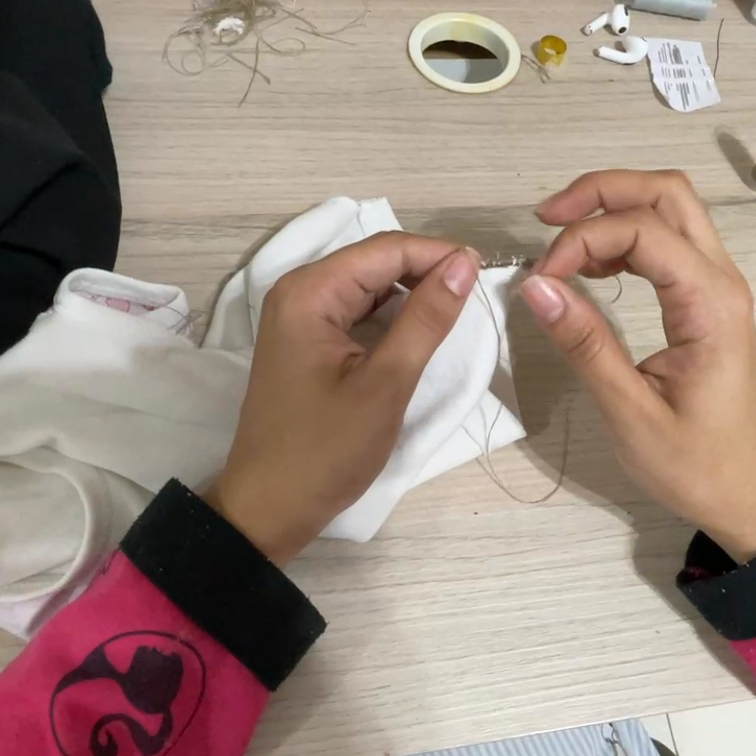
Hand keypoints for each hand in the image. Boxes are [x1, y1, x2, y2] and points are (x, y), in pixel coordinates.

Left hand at [209, 233, 478, 563]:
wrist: (270, 506)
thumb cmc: (327, 449)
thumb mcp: (386, 383)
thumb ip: (426, 319)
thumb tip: (463, 265)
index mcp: (310, 292)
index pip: (385, 249)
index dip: (438, 254)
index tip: (485, 271)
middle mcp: (299, 292)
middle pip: (374, 261)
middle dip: (425, 271)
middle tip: (474, 295)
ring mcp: (299, 317)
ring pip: (367, 286)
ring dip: (410, 293)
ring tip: (454, 312)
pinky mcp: (306, 341)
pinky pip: (356, 312)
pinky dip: (390, 316)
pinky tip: (418, 330)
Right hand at [520, 170, 755, 561]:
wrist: (746, 494)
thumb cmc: (693, 464)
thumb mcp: (629, 411)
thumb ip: (584, 343)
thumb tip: (535, 286)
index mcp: (709, 304)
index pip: (643, 232)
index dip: (582, 239)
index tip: (540, 278)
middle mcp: (720, 280)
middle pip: (667, 194)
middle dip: (602, 191)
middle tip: (545, 218)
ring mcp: (717, 286)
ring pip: (669, 210)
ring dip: (613, 208)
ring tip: (558, 238)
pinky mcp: (705, 300)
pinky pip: (667, 243)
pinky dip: (624, 238)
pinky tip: (589, 266)